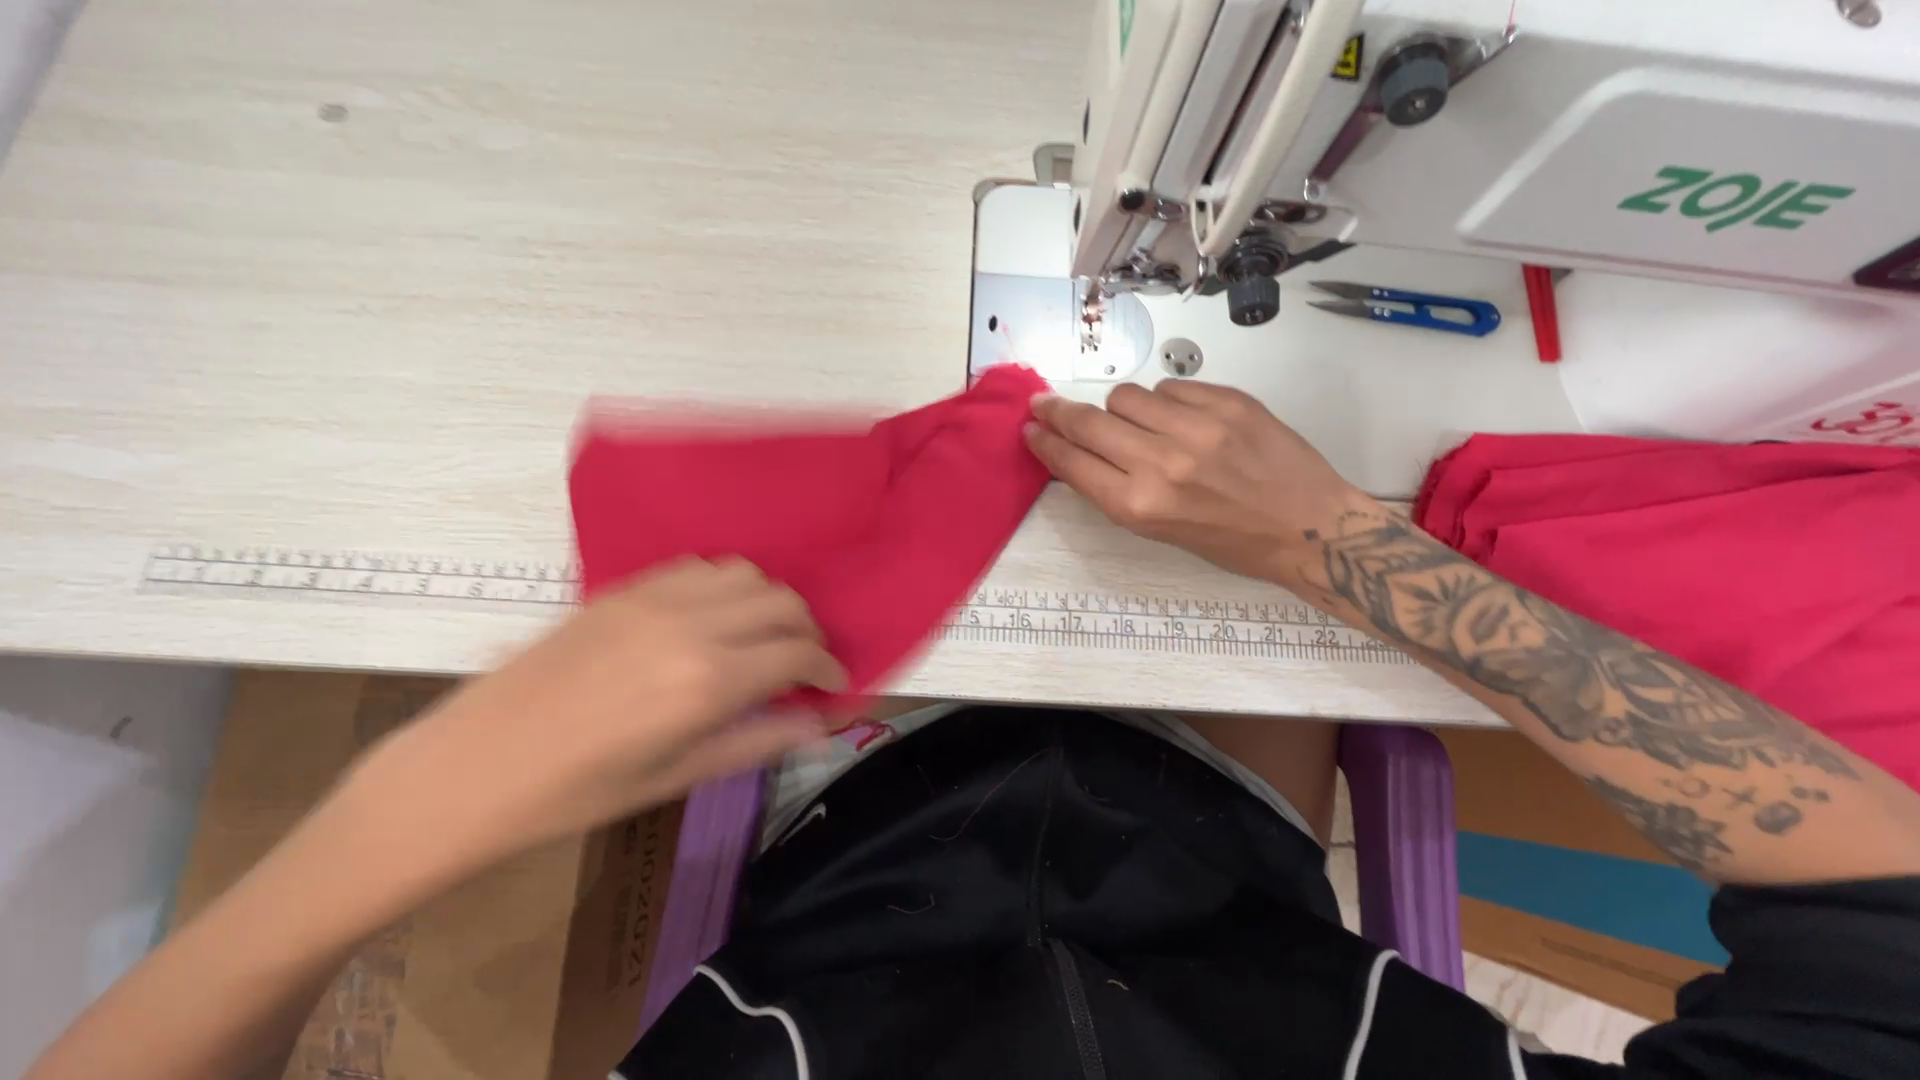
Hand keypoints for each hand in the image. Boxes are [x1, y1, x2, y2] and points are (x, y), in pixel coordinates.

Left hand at [361, 557, 846, 867]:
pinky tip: (712, 620)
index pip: (798, 653)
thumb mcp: (676, 778)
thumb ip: (757, 742)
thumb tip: (822, 724)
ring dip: (768, 601)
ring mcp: (651, 600)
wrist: (472, 767)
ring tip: (761, 638)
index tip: (834, 685)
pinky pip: (696, 567)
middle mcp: (688, 626)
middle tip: (803, 665)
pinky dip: (724, 586)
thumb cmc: (577, 794)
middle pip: (781, 602)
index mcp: (706, 683)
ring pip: (743, 572)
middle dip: (807, 631)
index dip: (829, 668)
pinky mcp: (621, 590)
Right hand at [1026, 381, 1366, 581]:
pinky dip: (1166, 400)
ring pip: (1127, 395)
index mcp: (1141, 506)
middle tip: (1044, 403)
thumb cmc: (1233, 542)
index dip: (1045, 442)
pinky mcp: (1228, 402)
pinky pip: (1171, 387)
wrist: (1309, 526)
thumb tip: (1081, 451)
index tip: (1031, 429)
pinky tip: (1182, 419)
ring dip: (1122, 408)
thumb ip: (1118, 489)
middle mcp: (1163, 464)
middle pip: (1089, 421)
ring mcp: (1197, 428)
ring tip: (1140, 423)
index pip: (1073, 462)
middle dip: (1058, 411)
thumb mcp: (1162, 532)